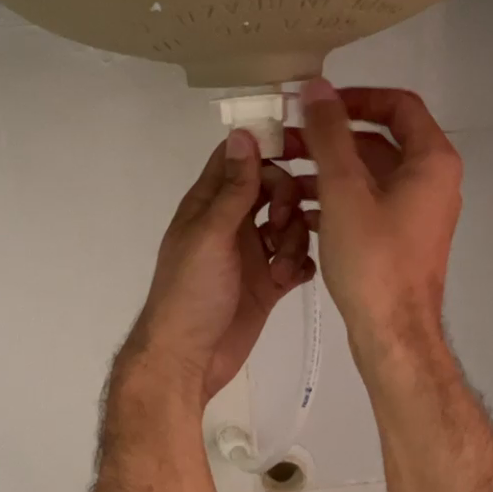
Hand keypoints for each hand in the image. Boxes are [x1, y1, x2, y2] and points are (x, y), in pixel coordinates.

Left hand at [124, 129, 315, 402]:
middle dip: (288, 200)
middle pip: (273, 189)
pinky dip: (301, 265)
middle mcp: (232, 224)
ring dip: (294, 240)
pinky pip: (296, 261)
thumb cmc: (191, 293)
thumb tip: (242, 132)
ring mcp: (251, 255)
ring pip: (289, 225)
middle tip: (284, 224)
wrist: (189, 359)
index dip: (268, 148)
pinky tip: (295, 278)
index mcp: (209, 205)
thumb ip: (232, 188)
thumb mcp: (210, 235)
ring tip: (283, 268)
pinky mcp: (268, 284)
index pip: (240, 159)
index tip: (302, 148)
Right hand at [290, 80, 461, 361]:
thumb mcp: (344, 191)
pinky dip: (336, 199)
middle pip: (380, 142)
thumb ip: (329, 135)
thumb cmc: (373, 258)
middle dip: (332, 138)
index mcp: (431, 161)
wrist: (392, 332)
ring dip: (328, 170)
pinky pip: (367, 204)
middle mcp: (431, 181)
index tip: (317, 104)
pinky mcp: (399, 238)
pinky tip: (298, 208)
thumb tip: (316, 87)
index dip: (357, 98)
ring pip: (369, 176)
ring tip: (283, 173)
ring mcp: (416, 212)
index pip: (399, 106)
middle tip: (288, 139)